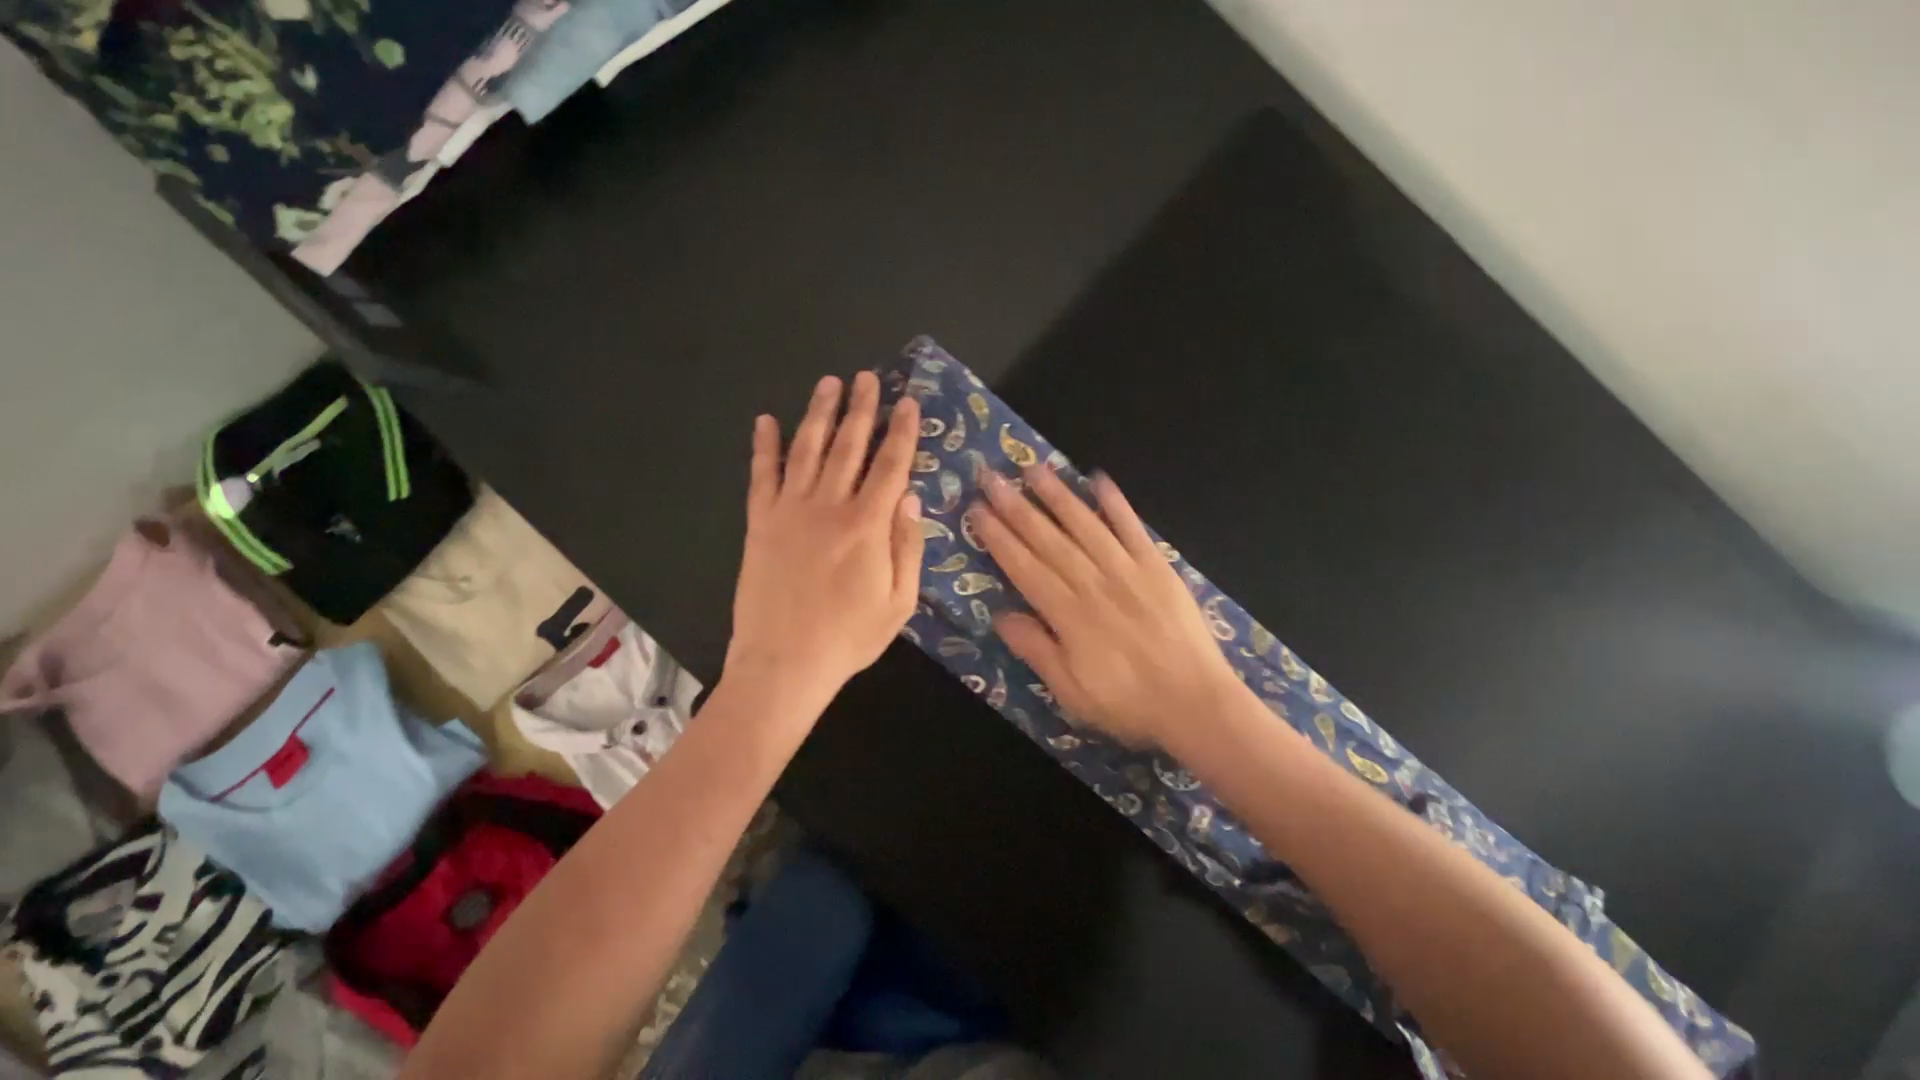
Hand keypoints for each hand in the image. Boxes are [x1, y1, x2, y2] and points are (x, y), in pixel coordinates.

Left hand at [724, 372, 923, 708]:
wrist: (784, 663)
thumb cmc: (849, 638)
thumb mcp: (898, 602)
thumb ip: (907, 546)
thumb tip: (911, 496)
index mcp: (867, 526)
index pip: (890, 465)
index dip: (901, 431)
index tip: (908, 401)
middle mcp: (829, 507)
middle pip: (849, 446)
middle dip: (861, 408)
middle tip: (867, 377)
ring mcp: (790, 511)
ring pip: (807, 450)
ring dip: (819, 414)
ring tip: (828, 384)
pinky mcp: (759, 523)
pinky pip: (762, 476)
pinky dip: (764, 446)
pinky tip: (766, 421)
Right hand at [970, 466, 1242, 749]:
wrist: (1196, 703)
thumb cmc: (1128, 704)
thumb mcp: (1070, 692)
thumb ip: (1036, 649)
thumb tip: (1000, 615)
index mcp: (1068, 614)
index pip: (1024, 567)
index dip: (998, 538)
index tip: (976, 510)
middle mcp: (1093, 582)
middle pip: (1048, 538)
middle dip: (1016, 506)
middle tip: (991, 476)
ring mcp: (1127, 570)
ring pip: (1085, 525)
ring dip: (1057, 495)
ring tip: (1033, 467)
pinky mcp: (1158, 568)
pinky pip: (1133, 528)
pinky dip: (1115, 503)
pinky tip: (1098, 479)